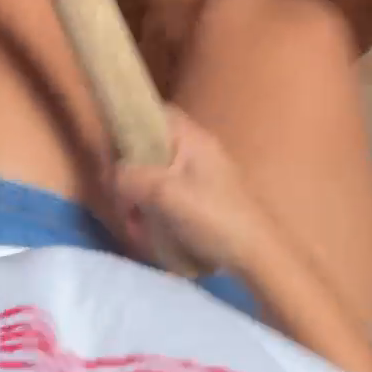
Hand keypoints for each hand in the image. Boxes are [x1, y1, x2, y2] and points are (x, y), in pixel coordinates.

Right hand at [116, 108, 278, 270]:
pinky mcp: (204, 200)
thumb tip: (111, 178)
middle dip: (128, 169)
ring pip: (154, 173)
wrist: (262, 260)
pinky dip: (153, 207)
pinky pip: (167, 194)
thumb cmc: (215, 217)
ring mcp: (202, 176)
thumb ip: (128, 177)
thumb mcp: (163, 194)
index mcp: (191, 138)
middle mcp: (197, 150)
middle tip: (119, 193)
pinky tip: (149, 230)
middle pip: (149, 145)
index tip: (110, 143)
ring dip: (138, 194)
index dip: (129, 120)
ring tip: (134, 221)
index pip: (154, 110)